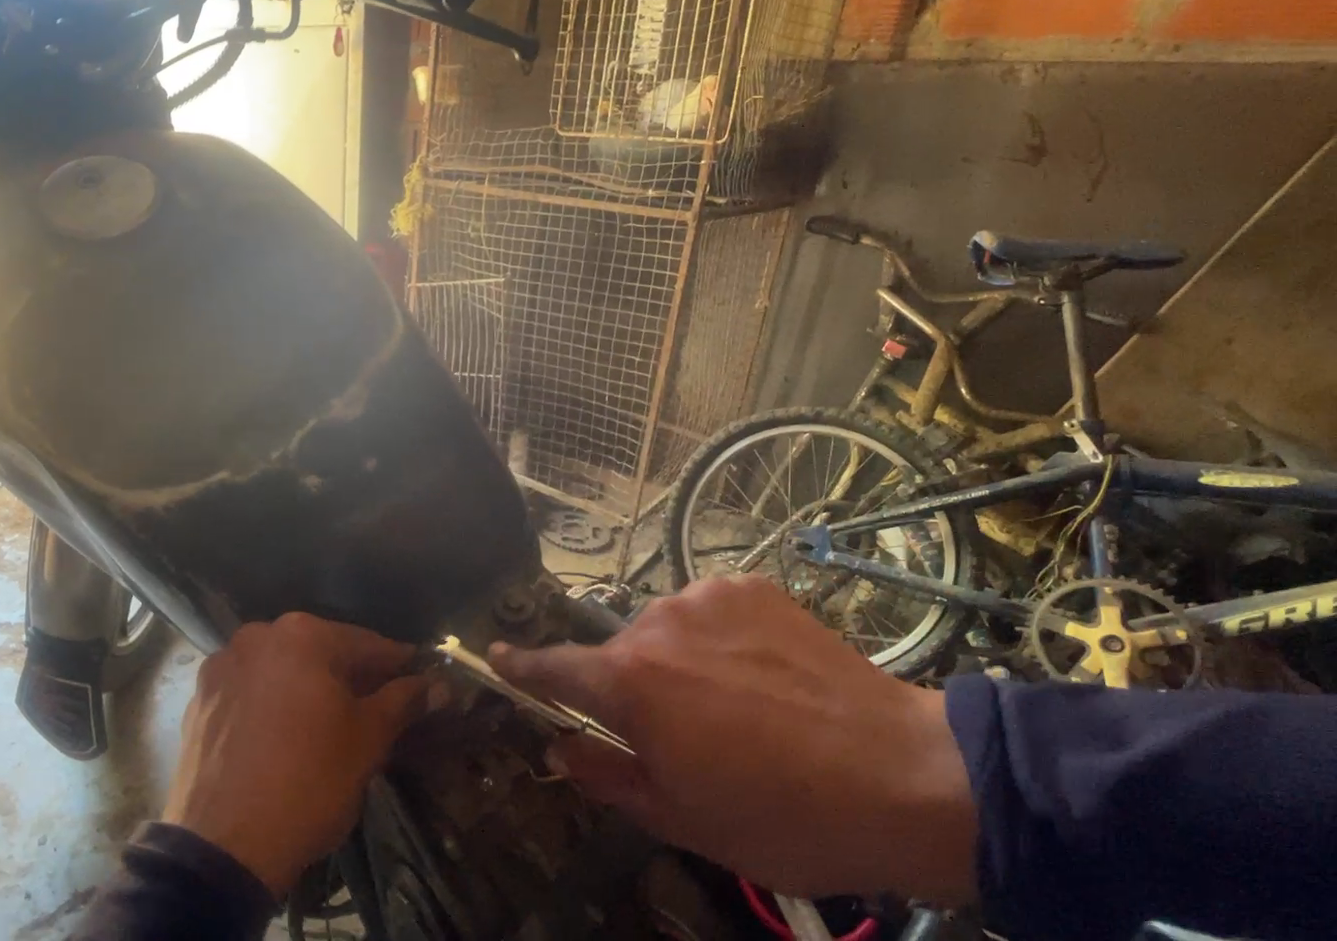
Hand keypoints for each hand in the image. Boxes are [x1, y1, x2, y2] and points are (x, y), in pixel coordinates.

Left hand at [164, 612, 428, 894]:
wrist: (224, 847)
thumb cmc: (309, 782)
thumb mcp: (369, 740)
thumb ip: (404, 701)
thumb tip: (439, 684)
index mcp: (303, 634)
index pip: (368, 643)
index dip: (399, 667)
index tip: (422, 685)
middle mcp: (258, 636)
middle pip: (321, 652)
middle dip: (351, 679)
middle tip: (379, 713)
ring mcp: (222, 667)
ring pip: (282, 671)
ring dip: (308, 691)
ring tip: (329, 729)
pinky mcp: (198, 702)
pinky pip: (250, 694)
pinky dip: (271, 707)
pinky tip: (284, 740)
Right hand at [489, 576, 977, 903]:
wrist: (906, 778)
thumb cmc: (782, 815)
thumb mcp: (681, 817)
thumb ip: (606, 774)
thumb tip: (560, 745)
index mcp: (629, 682)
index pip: (552, 666)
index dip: (521, 665)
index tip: (497, 655)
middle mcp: (656, 623)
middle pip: (618, 654)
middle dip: (630, 688)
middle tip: (678, 734)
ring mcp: (707, 597)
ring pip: (665, 630)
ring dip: (677, 661)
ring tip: (733, 707)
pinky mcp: (752, 585)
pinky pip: (710, 611)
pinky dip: (718, 638)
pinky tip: (763, 675)